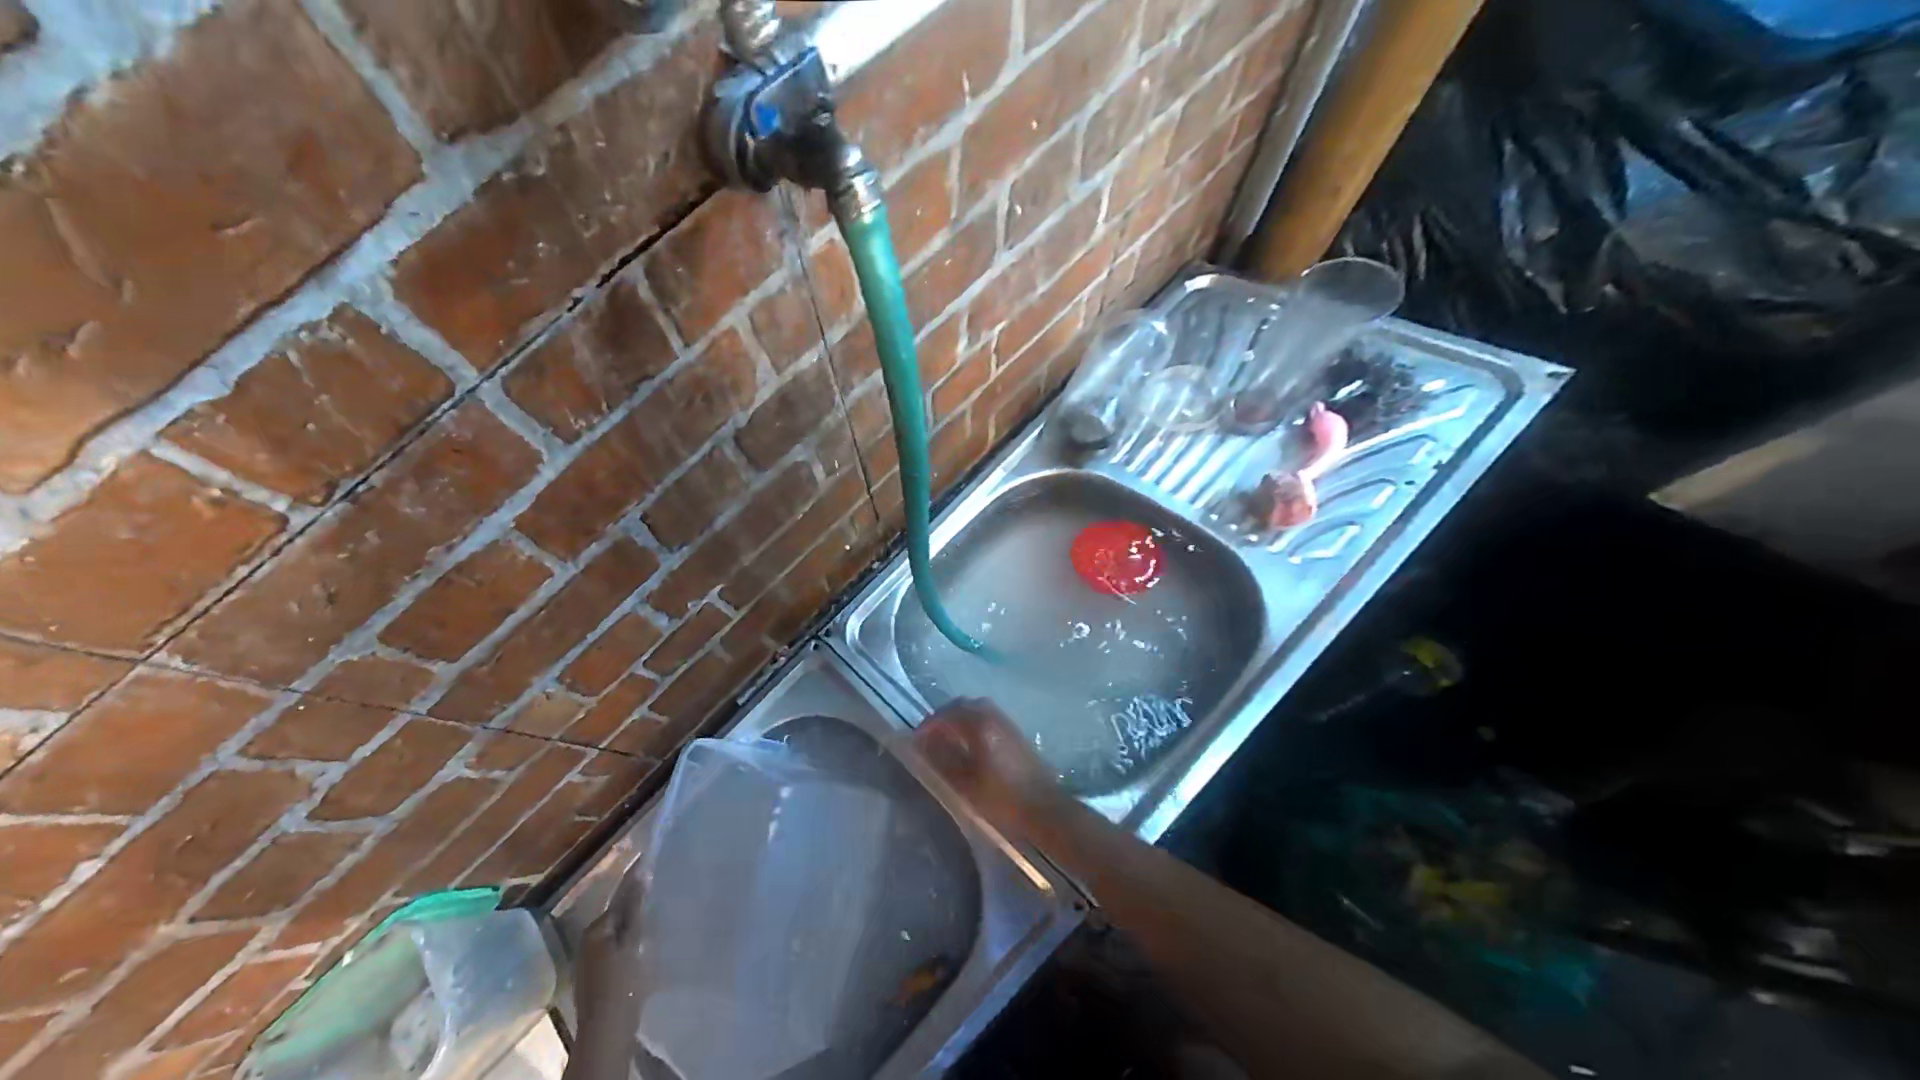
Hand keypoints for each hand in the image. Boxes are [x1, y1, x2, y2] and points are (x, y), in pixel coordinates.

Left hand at [565, 878, 645, 1079]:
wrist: (608, 1031)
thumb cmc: (622, 982)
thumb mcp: (634, 941)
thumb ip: (637, 908)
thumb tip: (642, 873)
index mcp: (596, 929)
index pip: (620, 896)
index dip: (637, 881)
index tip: (655, 865)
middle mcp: (588, 941)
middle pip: (618, 915)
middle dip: (638, 904)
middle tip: (664, 890)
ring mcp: (591, 961)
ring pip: (618, 933)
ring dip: (636, 924)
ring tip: (662, 913)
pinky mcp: (599, 977)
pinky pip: (618, 949)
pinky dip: (633, 942)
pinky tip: (649, 943)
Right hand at [914, 699, 1071, 835]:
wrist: (1045, 810)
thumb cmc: (1003, 800)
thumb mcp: (965, 784)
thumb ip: (942, 760)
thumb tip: (922, 744)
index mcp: (981, 725)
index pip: (947, 713)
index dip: (929, 725)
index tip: (916, 740)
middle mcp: (995, 716)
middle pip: (963, 705)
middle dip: (943, 717)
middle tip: (929, 736)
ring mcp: (1008, 723)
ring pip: (977, 710)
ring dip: (958, 719)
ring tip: (946, 740)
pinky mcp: (1016, 733)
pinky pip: (988, 718)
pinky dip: (973, 724)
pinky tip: (968, 745)